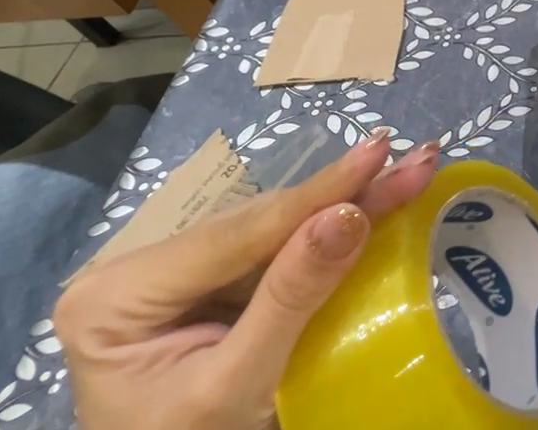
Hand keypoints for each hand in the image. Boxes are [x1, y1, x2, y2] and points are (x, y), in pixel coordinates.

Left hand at [55, 132, 439, 429]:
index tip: (383, 150)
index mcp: (117, 295)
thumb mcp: (235, 386)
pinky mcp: (215, 287)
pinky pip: (283, 249)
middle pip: (265, 220)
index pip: (240, 231)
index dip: (320, 190)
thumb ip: (290, 298)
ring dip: (351, 201)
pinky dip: (336, 228)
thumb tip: (350, 215)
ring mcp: (181, 276)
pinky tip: (378, 202)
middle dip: (348, 192)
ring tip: (410, 173)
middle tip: (419, 160)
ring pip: (279, 226)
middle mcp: (143, 270)